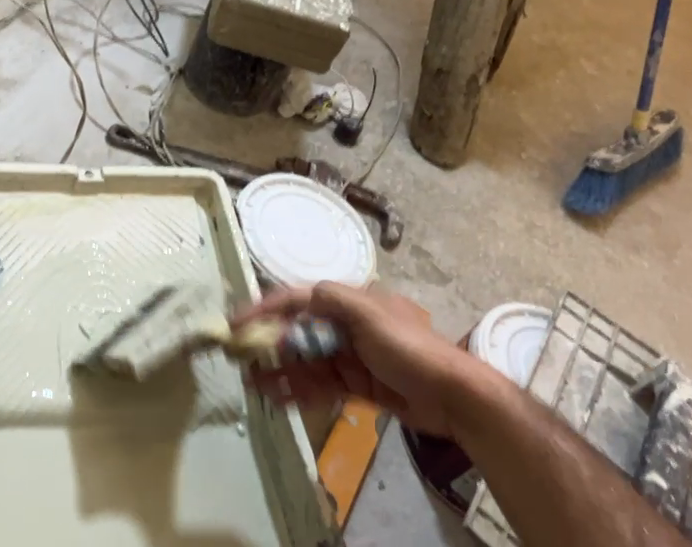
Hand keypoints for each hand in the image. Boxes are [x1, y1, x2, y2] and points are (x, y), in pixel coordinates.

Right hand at [232, 282, 476, 437]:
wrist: (454, 396)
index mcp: (346, 303)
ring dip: (279, 370)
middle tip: (240, 360)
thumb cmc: (410, 348)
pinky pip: (320, 385)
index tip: (237, 324)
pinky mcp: (356, 385)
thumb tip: (300, 294)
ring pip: (304, 361)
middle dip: (268, 344)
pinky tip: (279, 398)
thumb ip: (332, 301)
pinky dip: (299, 390)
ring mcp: (349, 357)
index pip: (296, 300)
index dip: (264, 309)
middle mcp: (344, 326)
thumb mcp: (370, 315)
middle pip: (296, 333)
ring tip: (252, 383)